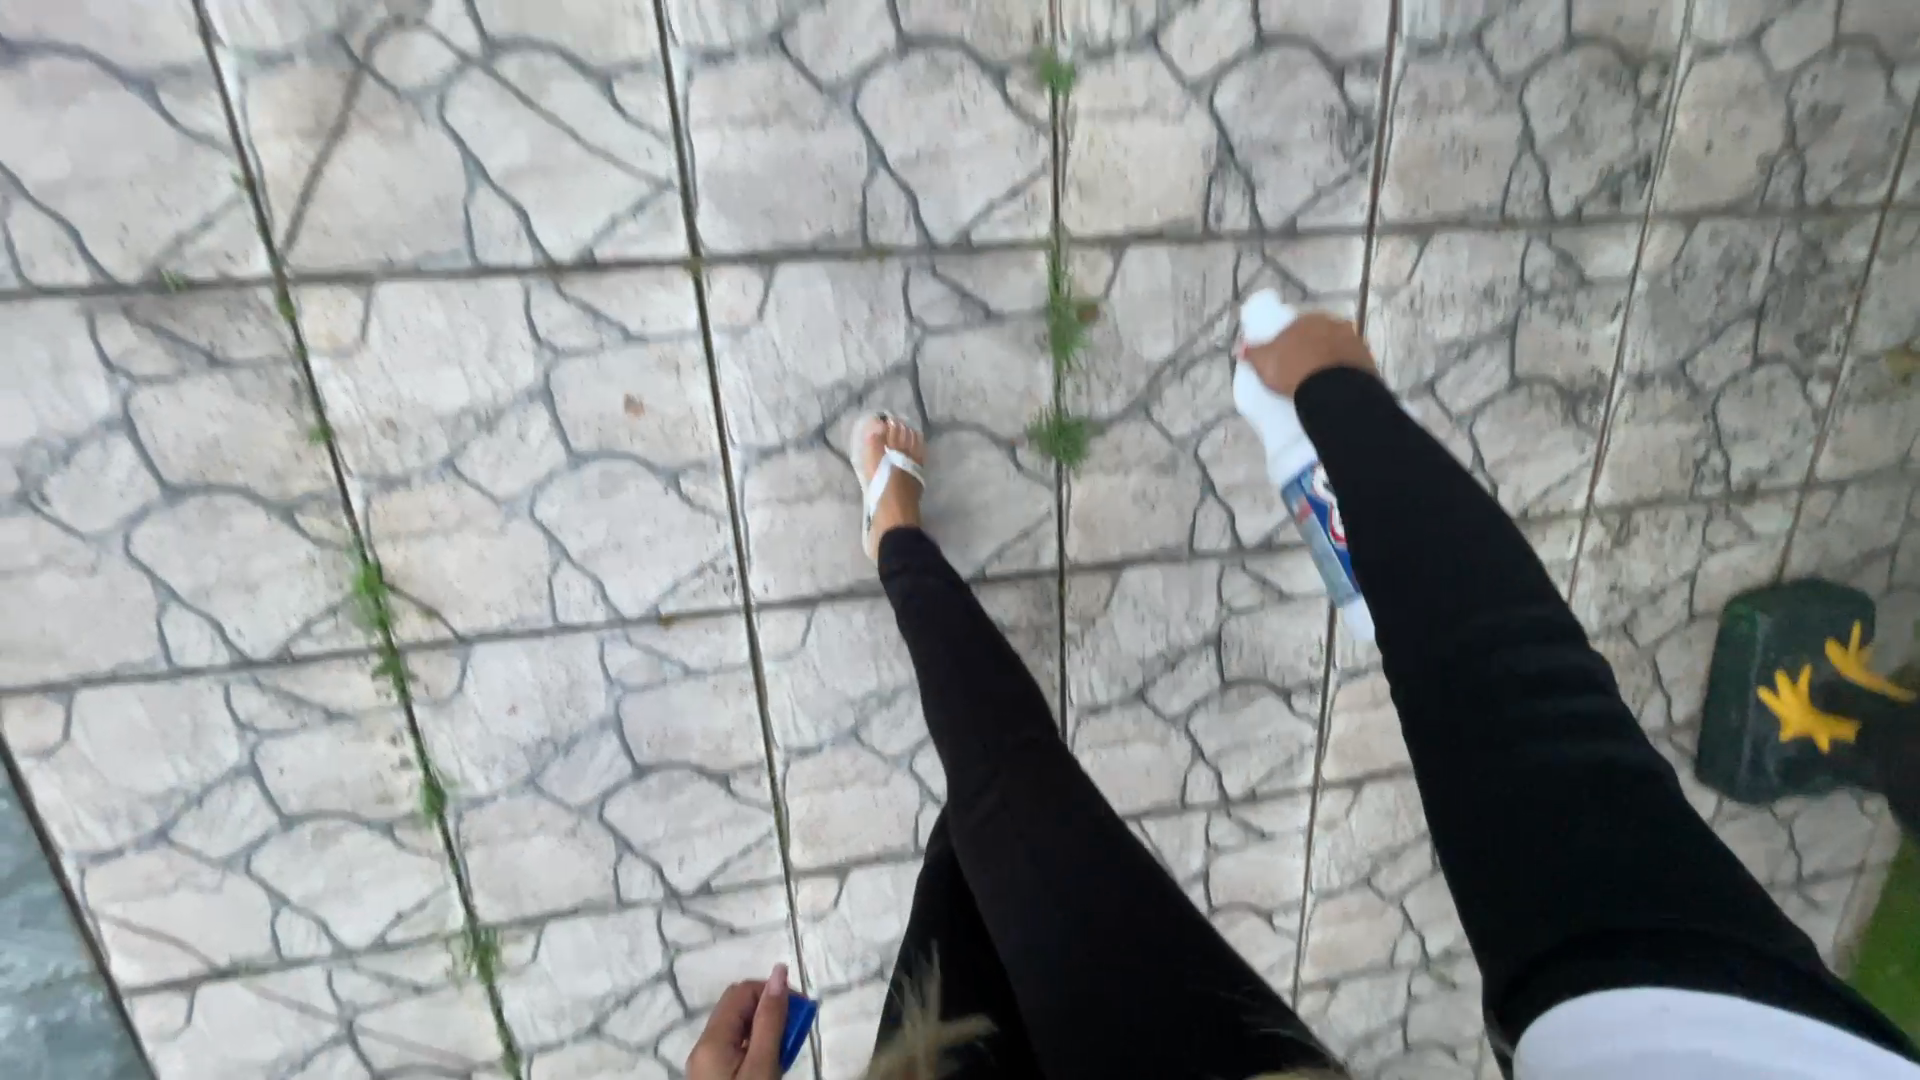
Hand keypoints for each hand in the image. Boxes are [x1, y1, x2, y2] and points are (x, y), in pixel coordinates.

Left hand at [687, 964, 790, 1079]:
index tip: (801, 1010)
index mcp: (711, 1038)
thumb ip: (770, 1019)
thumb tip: (779, 970)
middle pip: (738, 1007)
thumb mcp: (762, 1064)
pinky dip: (755, 1046)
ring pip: (737, 1027)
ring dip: (764, 1028)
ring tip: (786, 1048)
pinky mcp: (710, 1076)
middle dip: (769, 1009)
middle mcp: (702, 1045)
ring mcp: (704, 1063)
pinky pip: (734, 1047)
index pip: (744, 990)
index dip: (774, 992)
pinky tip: (769, 1062)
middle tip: (795, 1028)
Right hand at [1237, 313, 1378, 397]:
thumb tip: (1239, 347)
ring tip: (1317, 379)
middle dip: (1311, 346)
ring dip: (1328, 358)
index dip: (1288, 340)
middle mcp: (1333, 323)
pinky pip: (1349, 363)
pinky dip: (1341, 371)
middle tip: (1300, 368)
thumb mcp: (1264, 363)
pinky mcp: (1366, 359)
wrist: (1332, 388)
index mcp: (1307, 320)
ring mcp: (1353, 340)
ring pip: (1336, 347)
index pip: (1295, 326)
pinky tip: (1333, 384)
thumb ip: (1252, 353)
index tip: (1284, 357)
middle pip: (1318, 334)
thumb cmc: (1292, 369)